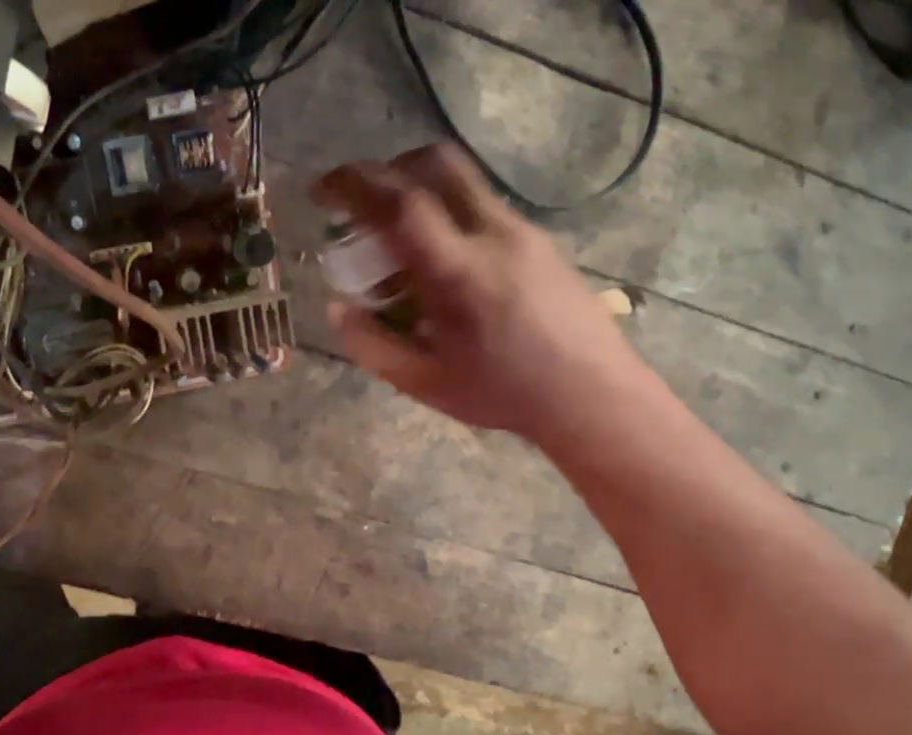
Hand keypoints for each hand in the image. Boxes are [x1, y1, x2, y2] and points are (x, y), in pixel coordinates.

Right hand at [313, 145, 644, 436]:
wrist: (590, 393)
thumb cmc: (502, 393)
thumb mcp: (423, 382)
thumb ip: (372, 344)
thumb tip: (337, 308)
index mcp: (457, 272)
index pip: (399, 202)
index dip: (353, 184)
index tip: (322, 189)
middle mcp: (492, 234)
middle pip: (436, 164)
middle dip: (388, 169)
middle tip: (361, 203)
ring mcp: (521, 231)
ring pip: (463, 182)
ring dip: (420, 192)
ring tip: (400, 245)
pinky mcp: (539, 239)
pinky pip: (482, 207)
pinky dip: (448, 216)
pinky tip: (443, 267)